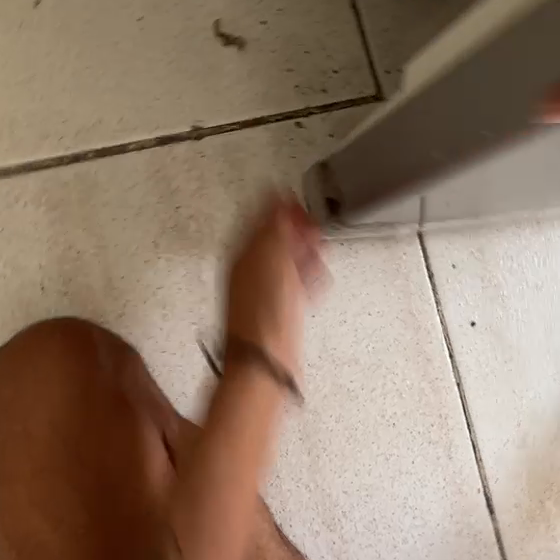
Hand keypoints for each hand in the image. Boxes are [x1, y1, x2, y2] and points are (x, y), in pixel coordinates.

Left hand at [223, 194, 325, 378]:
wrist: (266, 360)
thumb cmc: (264, 315)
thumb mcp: (272, 258)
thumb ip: (275, 227)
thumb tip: (278, 200)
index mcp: (243, 254)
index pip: (259, 217)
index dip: (279, 205)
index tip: (295, 200)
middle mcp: (248, 271)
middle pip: (272, 239)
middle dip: (294, 230)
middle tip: (310, 226)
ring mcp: (261, 292)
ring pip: (283, 261)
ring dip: (302, 253)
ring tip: (317, 252)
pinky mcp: (276, 310)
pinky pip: (292, 284)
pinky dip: (305, 277)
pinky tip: (314, 281)